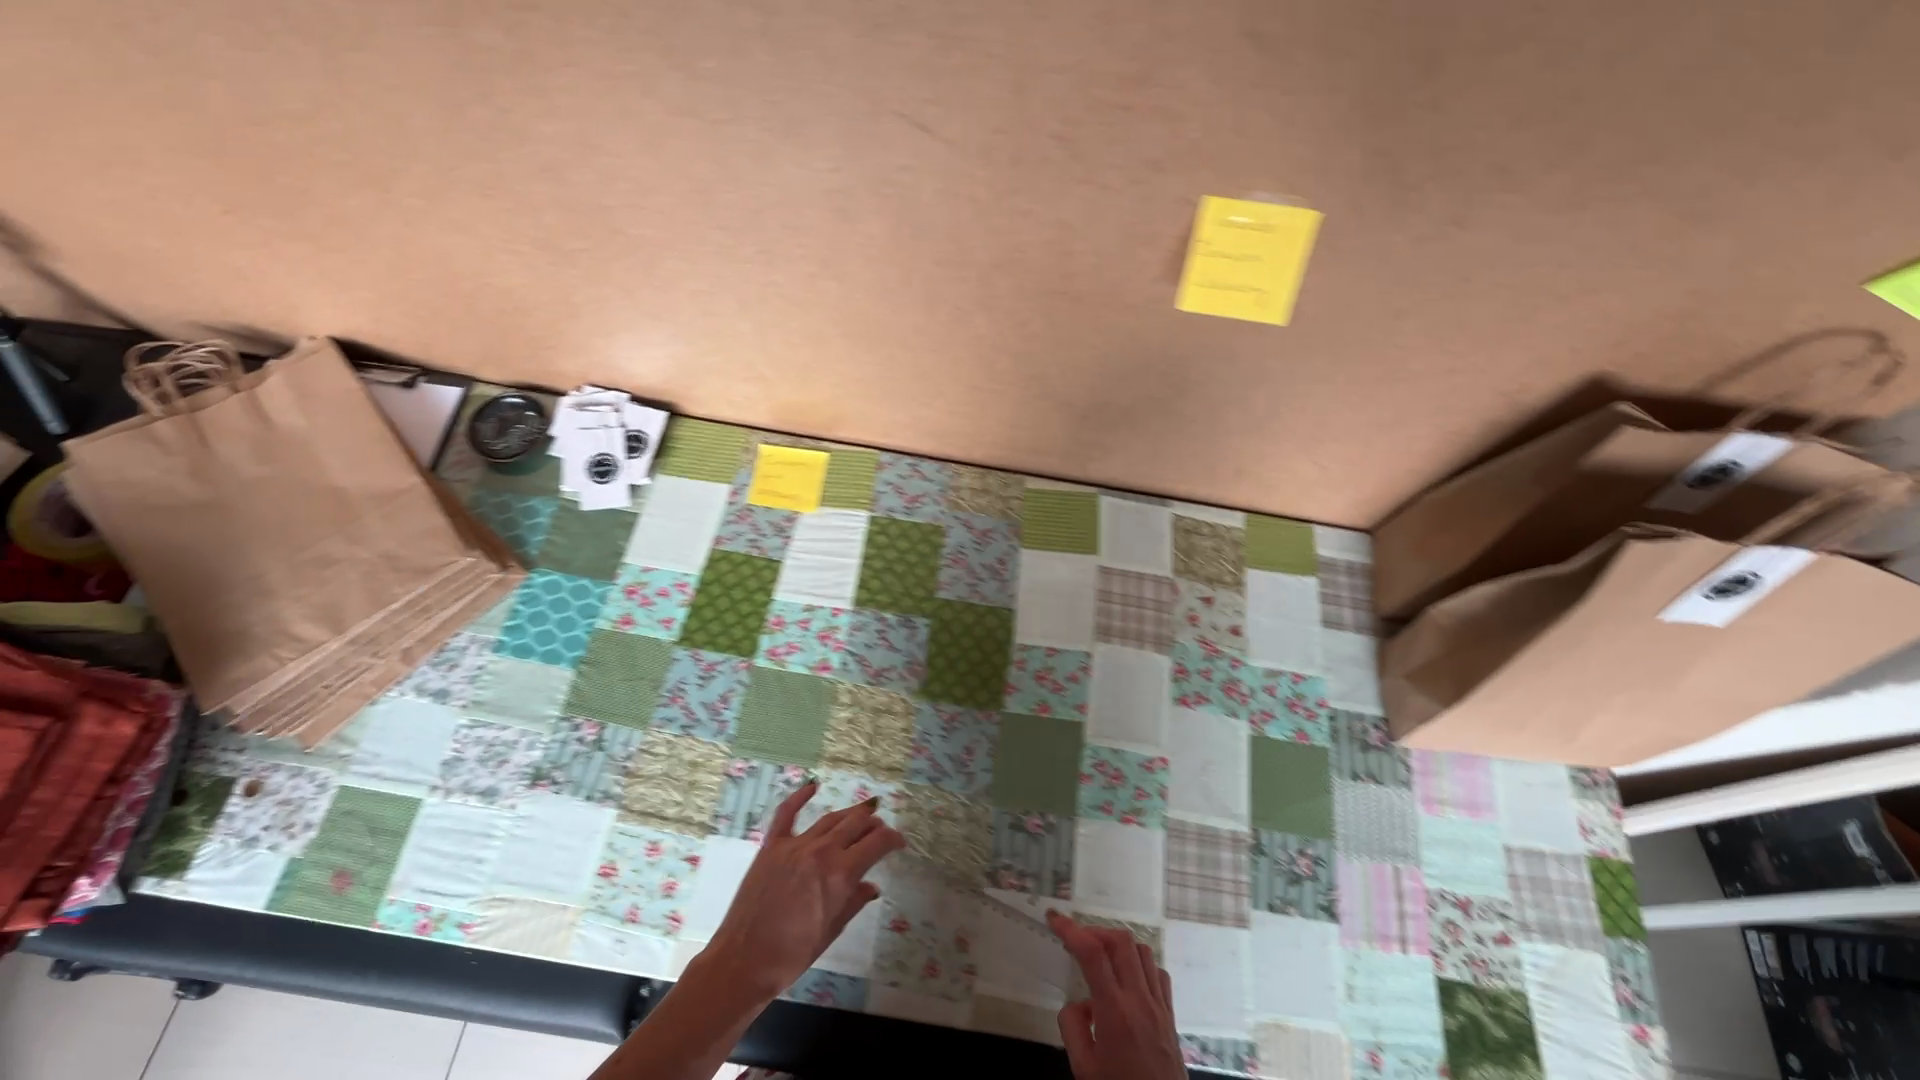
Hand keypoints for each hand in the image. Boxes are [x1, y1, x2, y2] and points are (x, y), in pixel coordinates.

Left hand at [700, 782, 904, 998]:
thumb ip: (854, 902)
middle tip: (881, 830)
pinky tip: (813, 785)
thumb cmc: (793, 954)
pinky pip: (787, 813)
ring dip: (850, 814)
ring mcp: (795, 846)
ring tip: (863, 812)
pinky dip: (800, 797)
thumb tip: (871, 886)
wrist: (743, 960)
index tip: (899, 843)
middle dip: (874, 824)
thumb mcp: (832, 930)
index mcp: (841, 874)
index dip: (893, 839)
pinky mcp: (771, 847)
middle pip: (856, 825)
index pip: (877, 843)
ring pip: (830, 819)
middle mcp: (821, 852)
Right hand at [1048, 911, 1185, 1079]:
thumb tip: (1078, 1003)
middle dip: (1095, 931)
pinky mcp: (1170, 1014)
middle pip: (1121, 941)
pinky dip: (1140, 963)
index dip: (1070, 930)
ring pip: (1142, 951)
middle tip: (1076, 939)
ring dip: (1118, 944)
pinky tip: (1127, 976)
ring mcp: (1159, 1005)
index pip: (1092, 954)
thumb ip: (1072, 1028)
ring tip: (1100, 955)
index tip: (1054, 920)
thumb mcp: (1083, 1067)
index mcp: (1114, 1012)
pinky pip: (1158, 972)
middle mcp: (1139, 1000)